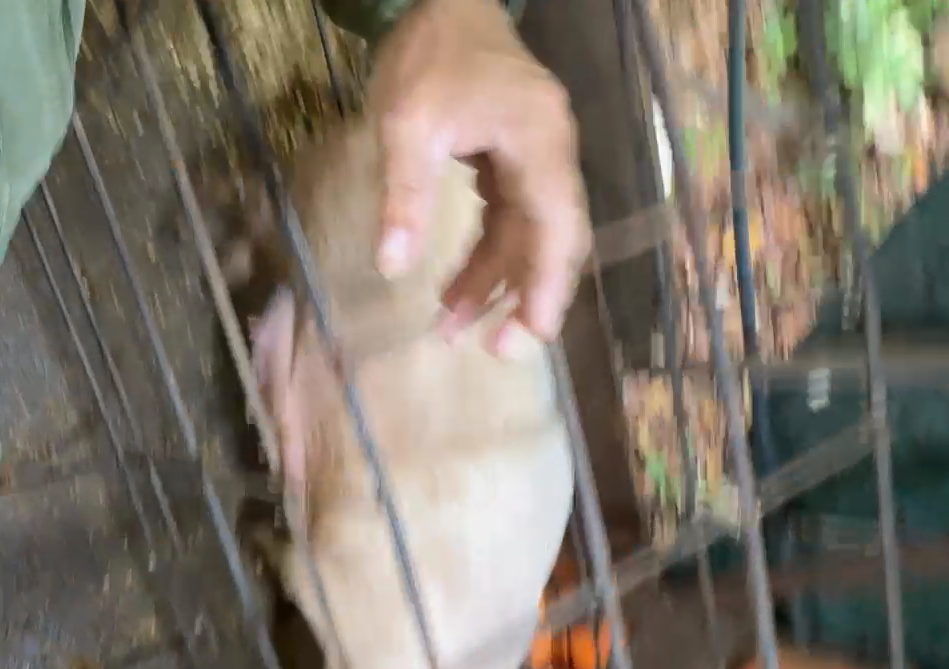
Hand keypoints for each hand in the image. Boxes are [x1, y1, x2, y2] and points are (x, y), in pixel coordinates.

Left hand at [369, 0, 590, 343]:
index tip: (530, 337)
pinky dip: (479, 260)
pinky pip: (501, 222)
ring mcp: (528, 158)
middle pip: (549, 240)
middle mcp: (546, 155)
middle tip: (495, 352)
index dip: (546, 286)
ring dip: (491, 285)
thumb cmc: (427, 58)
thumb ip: (404, 195)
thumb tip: (392, 267)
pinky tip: (450, 294)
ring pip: (521, 237)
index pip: (556, 227)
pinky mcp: (505, 162)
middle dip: (525, 298)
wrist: (438, 2)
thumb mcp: (405, 126)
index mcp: (538, 143)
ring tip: (451, 331)